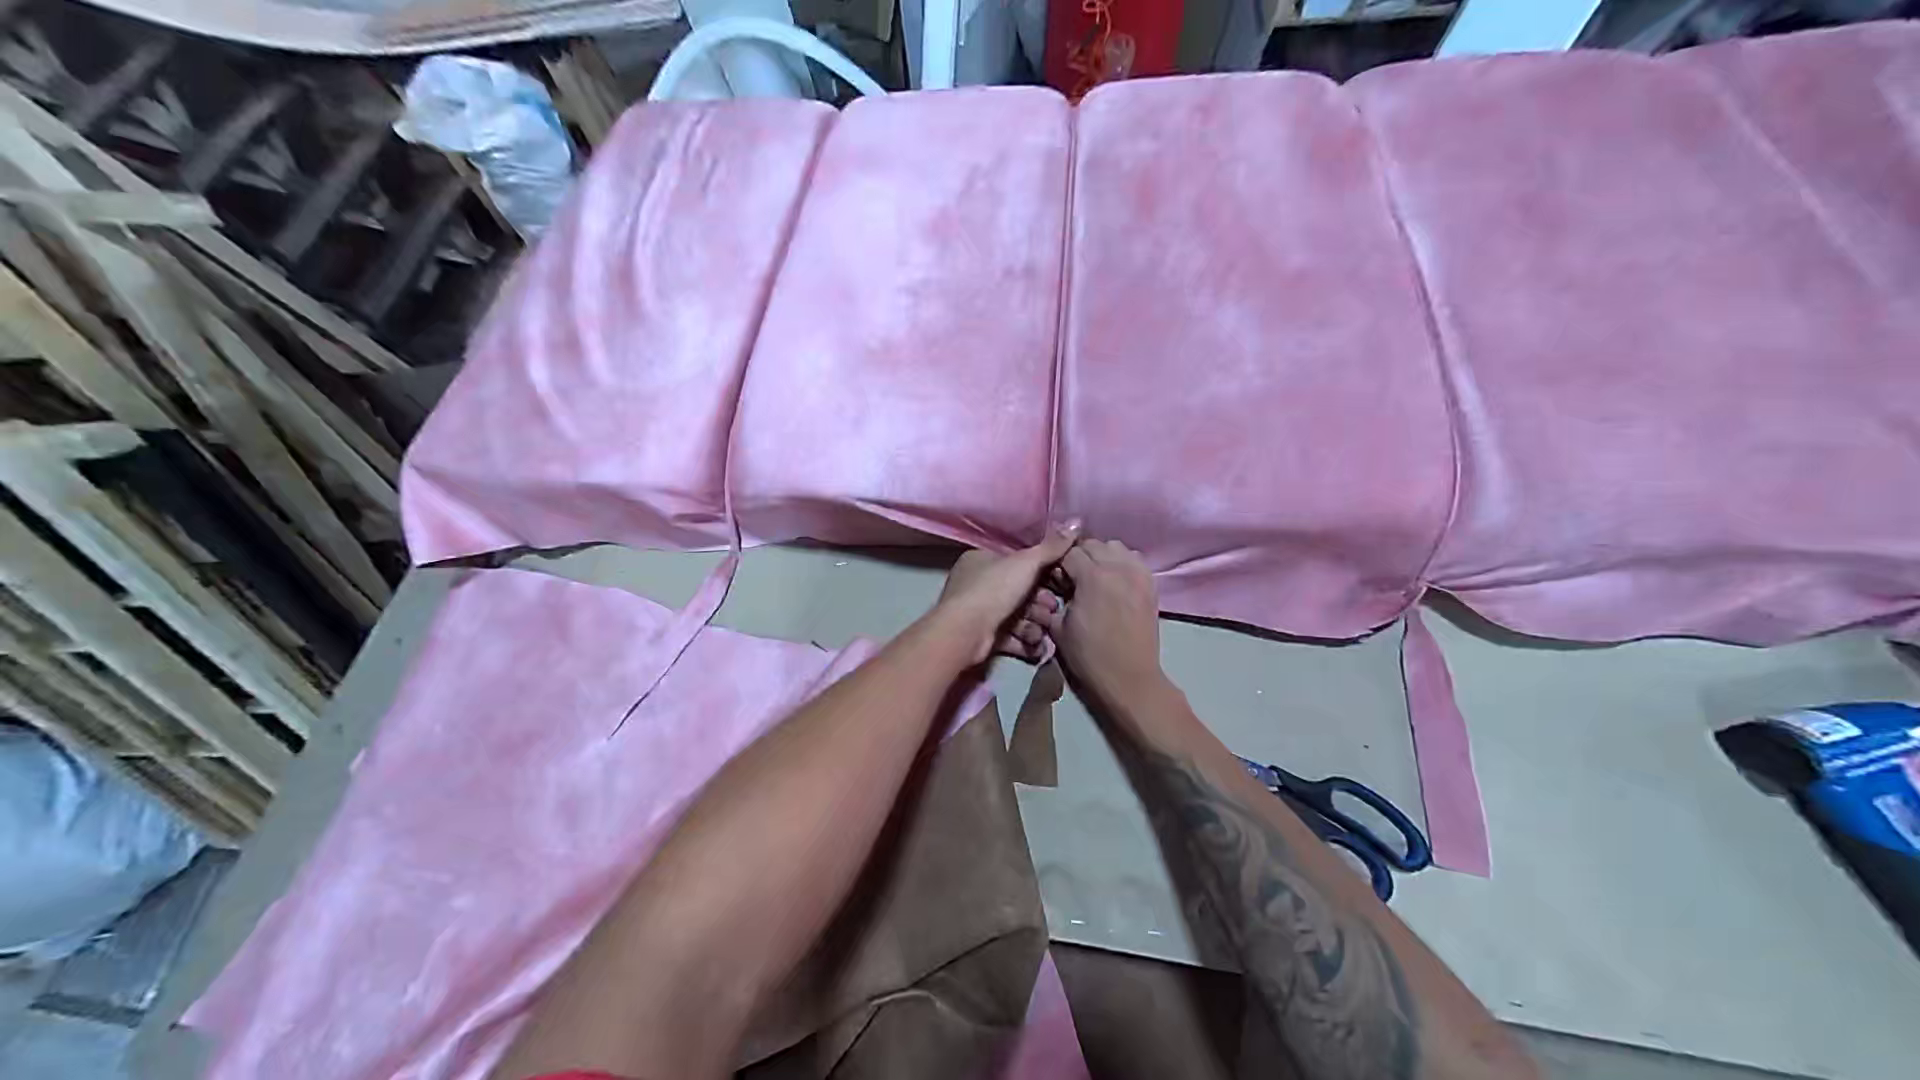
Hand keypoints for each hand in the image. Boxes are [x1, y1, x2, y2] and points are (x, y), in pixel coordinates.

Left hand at [933, 525, 1080, 664]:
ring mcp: (979, 611)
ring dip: (1034, 625)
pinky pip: (1011, 637)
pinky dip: (1025, 642)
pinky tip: (1037, 647)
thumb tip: (1076, 522)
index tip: (1059, 584)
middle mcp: (978, 583)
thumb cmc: (994, 589)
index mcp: (982, 559)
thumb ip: (1052, 547)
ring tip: (1041, 632)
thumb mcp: (1026, 562)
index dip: (1042, 574)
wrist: (966, 633)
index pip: (1018, 563)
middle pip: (1020, 593)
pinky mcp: (983, 636)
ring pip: (1017, 616)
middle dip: (1040, 605)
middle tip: (1051, 612)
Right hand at [1054, 538, 1165, 705]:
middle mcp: (1118, 567)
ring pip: (1114, 546)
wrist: (1129, 678)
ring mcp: (1138, 574)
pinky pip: (1134, 559)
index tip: (1056, 581)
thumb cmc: (1089, 656)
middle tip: (1073, 578)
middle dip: (1079, 556)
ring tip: (1095, 576)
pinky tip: (1114, 580)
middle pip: (1092, 544)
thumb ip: (1054, 599)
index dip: (1058, 566)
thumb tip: (1055, 586)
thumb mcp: (1058, 628)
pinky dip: (1121, 563)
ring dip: (1101, 556)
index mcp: (1093, 577)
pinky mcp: (1151, 584)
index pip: (1069, 552)